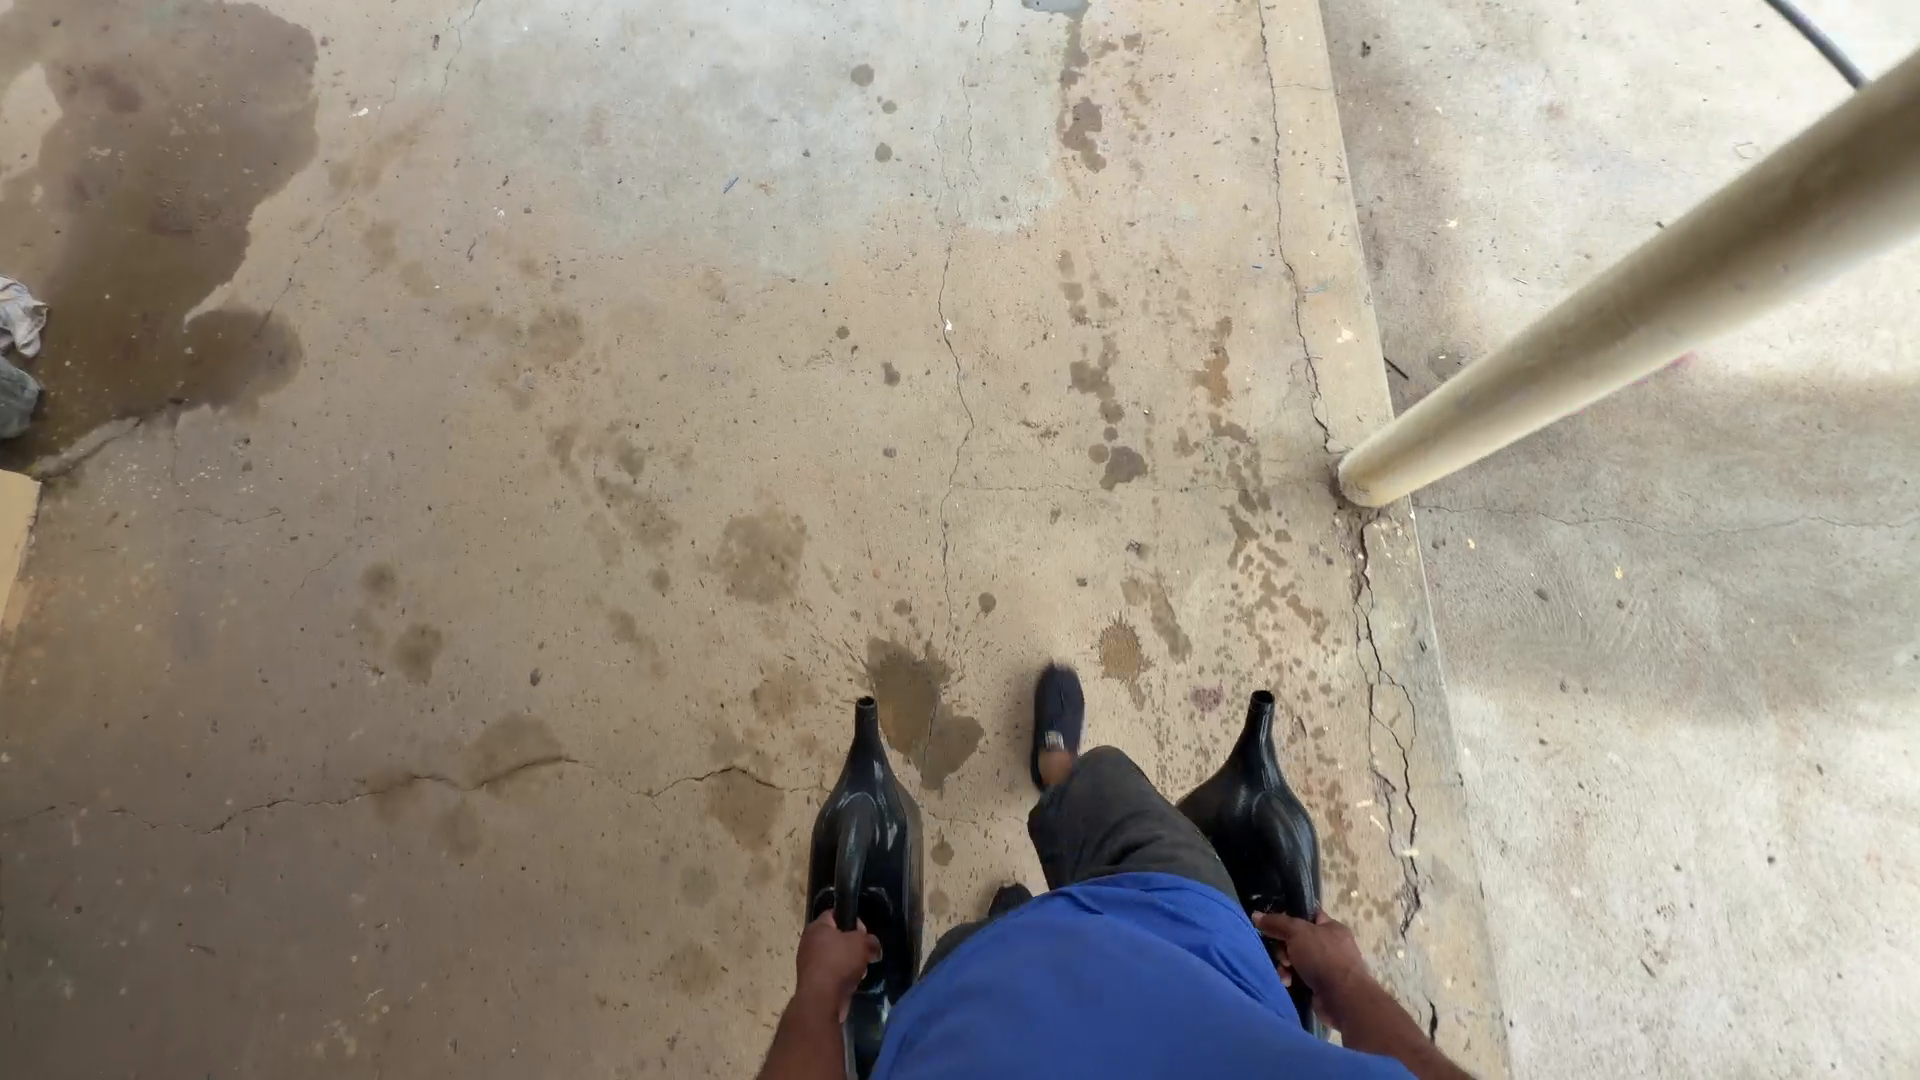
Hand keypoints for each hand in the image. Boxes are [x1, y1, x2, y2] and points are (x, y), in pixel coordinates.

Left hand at [794, 912, 880, 1021]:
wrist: (821, 1000)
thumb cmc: (839, 962)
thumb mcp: (862, 943)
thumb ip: (870, 940)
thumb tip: (873, 945)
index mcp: (817, 927)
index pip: (834, 914)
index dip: (852, 920)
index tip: (863, 932)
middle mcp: (808, 943)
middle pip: (836, 938)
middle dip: (853, 945)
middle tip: (864, 952)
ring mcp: (808, 965)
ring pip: (835, 958)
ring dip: (849, 964)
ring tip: (860, 971)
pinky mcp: (812, 984)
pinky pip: (831, 975)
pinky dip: (841, 978)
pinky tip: (851, 984)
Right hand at [1253, 911, 1377, 1027]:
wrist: (1344, 1000)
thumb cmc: (1323, 957)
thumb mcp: (1296, 932)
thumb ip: (1276, 922)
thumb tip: (1255, 915)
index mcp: (1332, 928)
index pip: (1307, 915)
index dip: (1289, 917)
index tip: (1273, 923)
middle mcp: (1331, 946)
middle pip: (1297, 939)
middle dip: (1284, 947)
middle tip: (1282, 954)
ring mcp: (1328, 968)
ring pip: (1296, 959)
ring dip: (1285, 965)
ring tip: (1284, 971)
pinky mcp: (1322, 987)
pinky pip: (1299, 977)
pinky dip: (1291, 979)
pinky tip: (1288, 983)